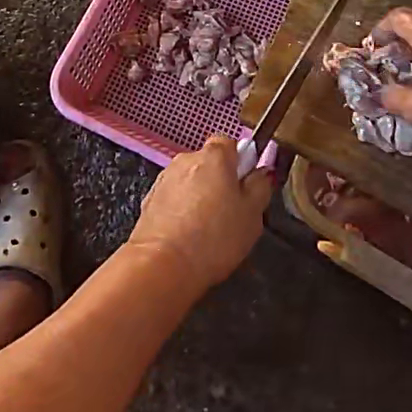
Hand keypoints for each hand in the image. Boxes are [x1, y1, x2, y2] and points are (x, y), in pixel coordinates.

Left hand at [128, 136, 273, 288]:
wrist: (162, 267)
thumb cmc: (212, 238)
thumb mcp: (253, 214)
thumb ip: (261, 186)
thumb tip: (263, 174)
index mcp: (215, 156)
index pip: (231, 144)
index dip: (241, 163)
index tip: (247, 185)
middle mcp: (187, 160)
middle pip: (209, 164)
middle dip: (219, 182)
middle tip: (232, 212)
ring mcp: (164, 180)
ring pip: (190, 183)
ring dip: (199, 198)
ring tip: (208, 231)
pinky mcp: (148, 203)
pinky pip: (173, 201)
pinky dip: (181, 213)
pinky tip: (188, 238)